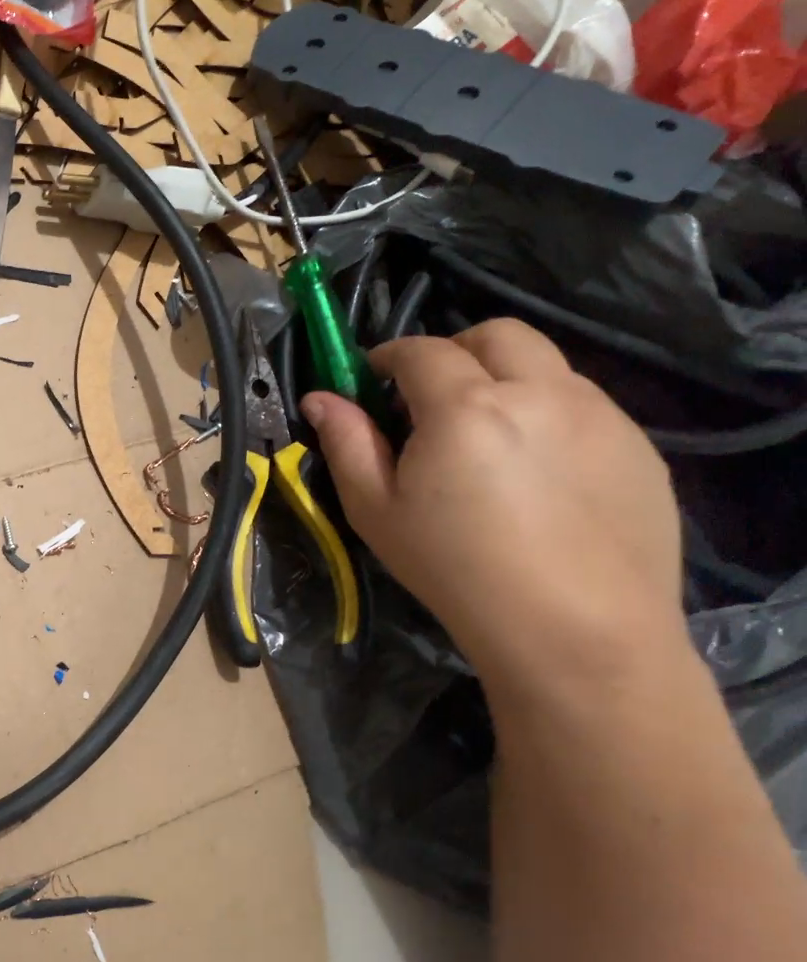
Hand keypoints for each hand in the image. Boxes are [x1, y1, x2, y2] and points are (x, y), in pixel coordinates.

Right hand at [300, 319, 683, 684]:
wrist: (575, 628)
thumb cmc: (454, 567)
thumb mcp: (374, 509)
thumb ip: (346, 442)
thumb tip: (322, 398)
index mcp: (465, 406)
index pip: (421, 350)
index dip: (388, 356)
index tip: (372, 378)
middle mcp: (539, 393)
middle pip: (498, 334)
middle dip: (456, 349)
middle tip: (430, 394)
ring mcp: (600, 416)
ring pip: (547, 365)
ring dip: (506, 379)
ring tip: (486, 435)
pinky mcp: (639, 446)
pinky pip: (585, 405)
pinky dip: (548, 413)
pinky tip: (535, 471)